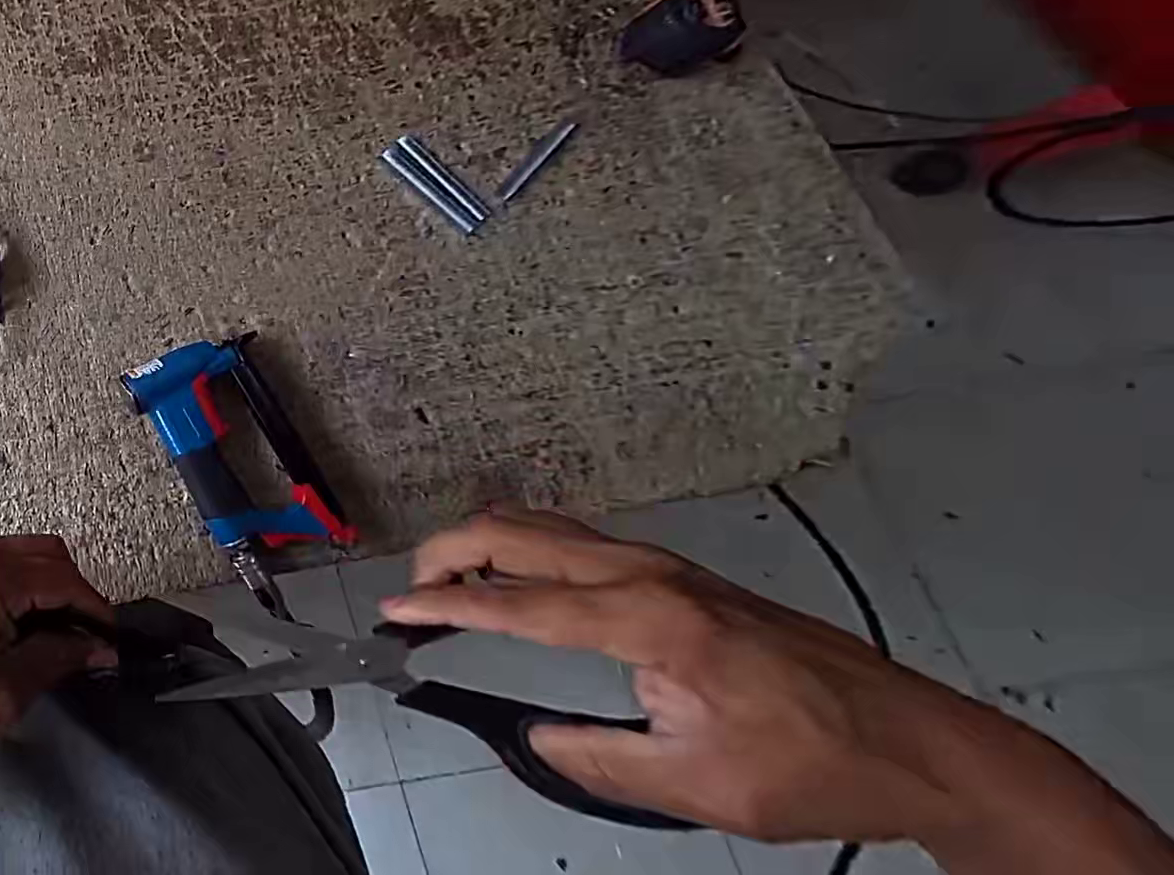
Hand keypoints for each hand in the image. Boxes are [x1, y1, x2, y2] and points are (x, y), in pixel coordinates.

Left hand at [0, 532, 115, 784]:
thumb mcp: (2, 693)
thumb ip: (60, 658)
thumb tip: (97, 647)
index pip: (64, 580)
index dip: (95, 610)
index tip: (110, 637)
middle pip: (51, 555)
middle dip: (75, 595)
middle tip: (86, 638)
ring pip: (29, 552)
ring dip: (50, 587)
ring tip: (55, 634)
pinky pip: (2, 558)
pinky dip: (24, 583)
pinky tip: (23, 620)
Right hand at [378, 504, 1173, 867]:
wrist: (911, 732)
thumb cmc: (809, 762)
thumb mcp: (702, 786)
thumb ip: (600, 759)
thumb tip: (532, 733)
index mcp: (643, 619)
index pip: (516, 603)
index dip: (446, 606)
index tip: (395, 611)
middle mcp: (634, 568)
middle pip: (511, 533)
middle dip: (446, 554)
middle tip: (412, 593)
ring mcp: (647, 555)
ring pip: (533, 521)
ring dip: (476, 541)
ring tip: (445, 580)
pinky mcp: (657, 560)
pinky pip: (560, 531)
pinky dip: (512, 540)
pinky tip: (504, 568)